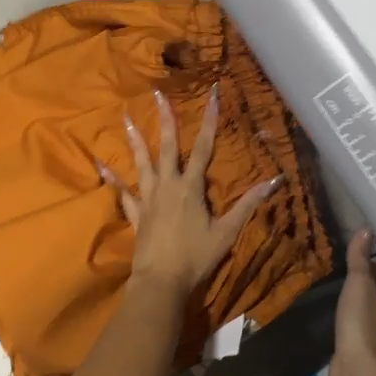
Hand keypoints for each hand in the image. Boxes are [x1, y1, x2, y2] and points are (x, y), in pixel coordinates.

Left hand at [103, 87, 281, 299]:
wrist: (161, 281)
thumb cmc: (196, 257)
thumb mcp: (227, 231)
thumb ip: (248, 204)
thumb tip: (274, 180)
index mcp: (191, 187)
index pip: (203, 147)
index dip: (209, 120)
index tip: (211, 95)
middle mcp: (168, 185)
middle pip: (167, 147)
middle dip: (165, 119)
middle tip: (157, 94)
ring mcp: (149, 198)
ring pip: (141, 163)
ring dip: (135, 140)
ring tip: (124, 118)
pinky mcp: (136, 214)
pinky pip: (123, 193)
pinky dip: (113, 179)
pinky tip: (101, 165)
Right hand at [331, 228, 375, 375]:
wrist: (357, 366)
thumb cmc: (361, 320)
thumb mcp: (359, 282)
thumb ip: (361, 257)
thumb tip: (367, 228)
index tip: (374, 232)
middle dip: (371, 265)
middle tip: (355, 245)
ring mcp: (373, 320)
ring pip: (369, 295)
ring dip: (361, 283)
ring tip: (346, 265)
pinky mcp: (359, 335)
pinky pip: (356, 310)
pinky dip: (351, 300)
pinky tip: (341, 296)